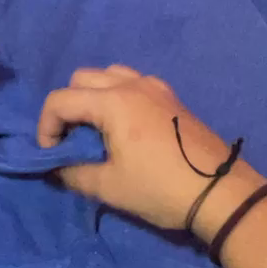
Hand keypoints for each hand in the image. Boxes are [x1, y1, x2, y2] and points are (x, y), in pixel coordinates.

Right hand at [37, 65, 265, 236]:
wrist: (220, 192)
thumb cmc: (160, 189)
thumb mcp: (109, 187)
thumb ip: (73, 172)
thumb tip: (54, 167)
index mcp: (112, 102)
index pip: (60, 100)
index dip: (46, 126)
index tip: (51, 154)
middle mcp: (130, 84)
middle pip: (81, 78)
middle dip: (68, 107)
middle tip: (71, 140)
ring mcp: (153, 85)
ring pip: (108, 75)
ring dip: (92, 96)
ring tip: (96, 131)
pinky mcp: (169, 95)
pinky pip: (131, 82)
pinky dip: (117, 95)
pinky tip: (125, 127)